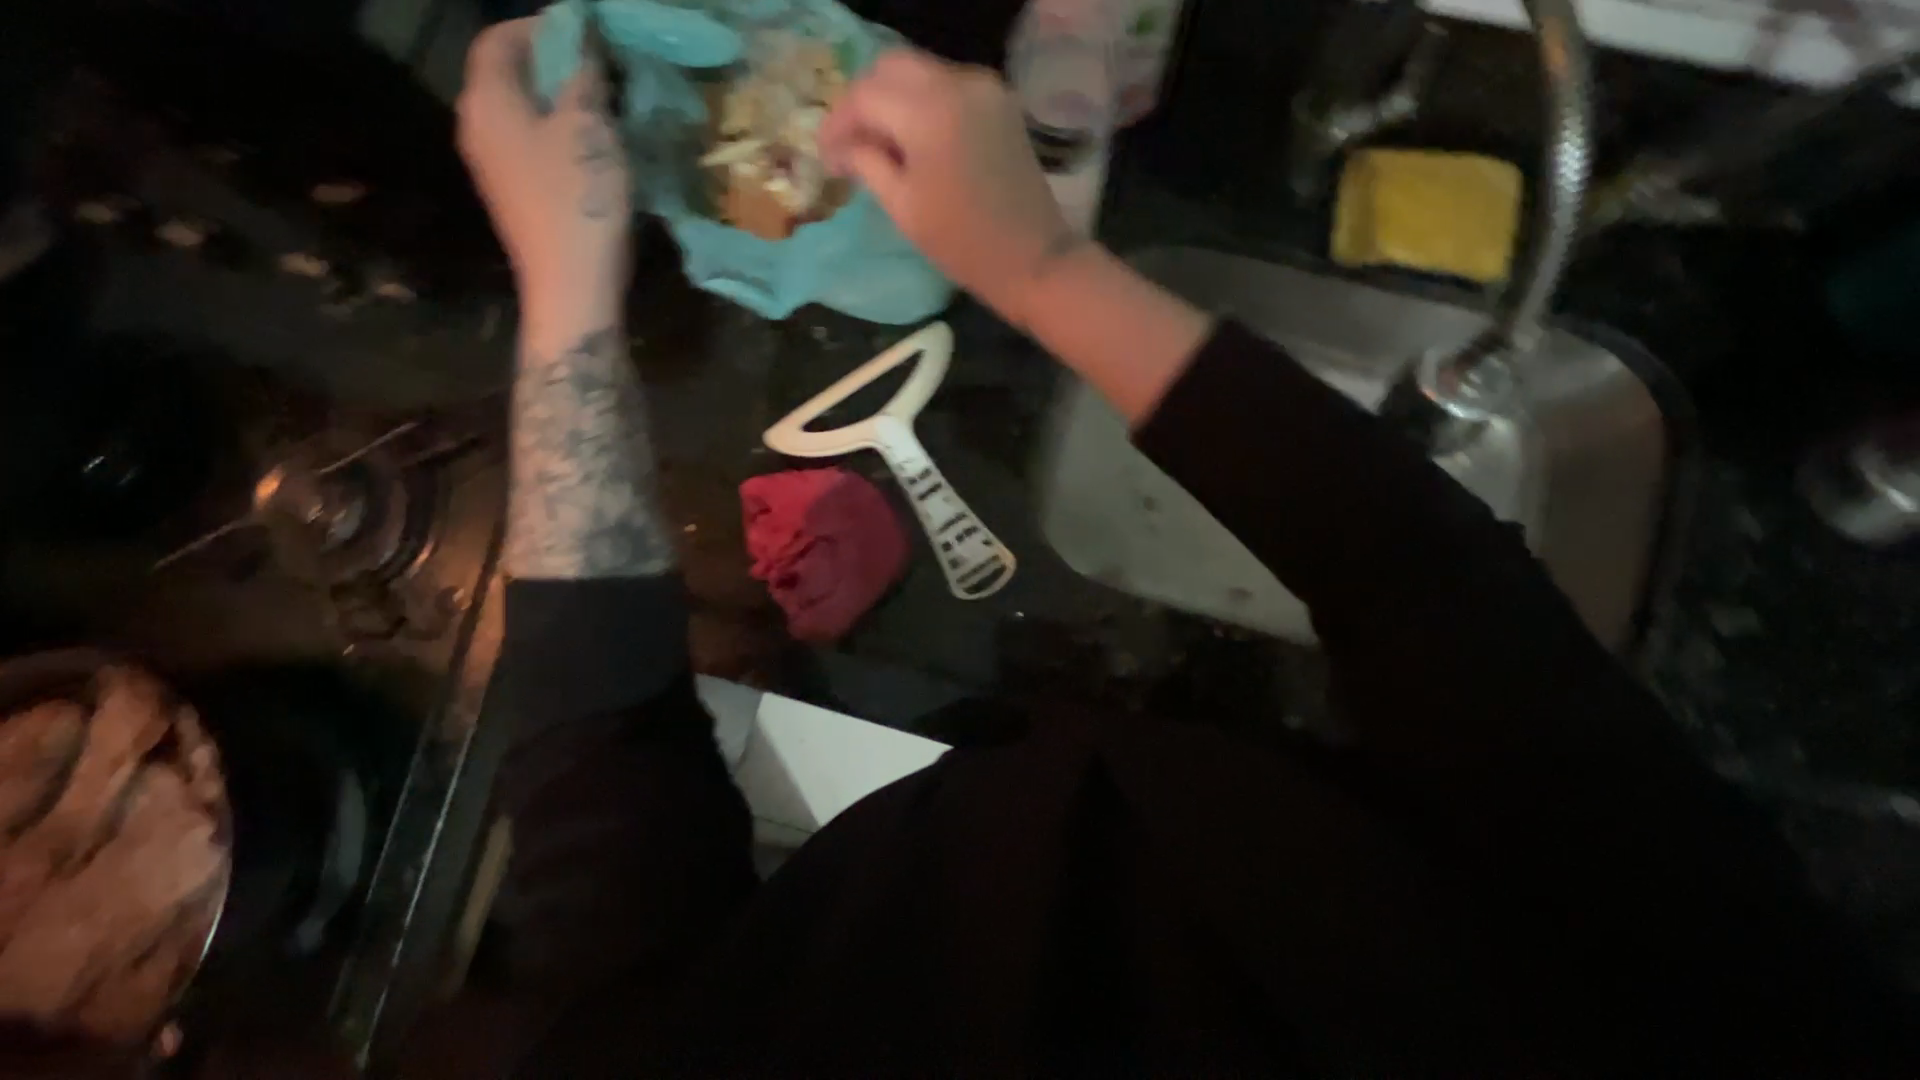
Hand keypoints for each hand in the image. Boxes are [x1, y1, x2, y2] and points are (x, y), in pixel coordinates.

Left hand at [458, 18, 630, 324]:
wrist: (570, 287)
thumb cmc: (578, 201)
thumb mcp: (589, 128)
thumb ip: (582, 76)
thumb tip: (581, 39)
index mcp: (487, 101)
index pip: (498, 40)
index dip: (538, 27)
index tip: (584, 32)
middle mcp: (478, 128)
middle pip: (507, 77)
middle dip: (551, 64)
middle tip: (600, 68)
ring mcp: (494, 167)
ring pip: (522, 114)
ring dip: (559, 102)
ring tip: (604, 107)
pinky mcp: (515, 197)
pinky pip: (532, 147)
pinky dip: (559, 135)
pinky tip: (593, 149)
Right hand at [819, 49, 1083, 326]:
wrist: (1033, 258)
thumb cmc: (962, 243)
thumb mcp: (903, 207)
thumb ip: (867, 162)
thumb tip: (842, 146)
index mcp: (929, 111)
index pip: (865, 95)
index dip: (837, 123)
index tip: (825, 156)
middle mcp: (958, 84)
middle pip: (891, 68)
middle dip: (863, 102)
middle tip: (849, 144)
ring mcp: (984, 89)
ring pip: (920, 73)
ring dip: (893, 101)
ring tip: (878, 147)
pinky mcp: (1000, 103)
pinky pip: (948, 88)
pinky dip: (923, 106)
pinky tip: (914, 143)